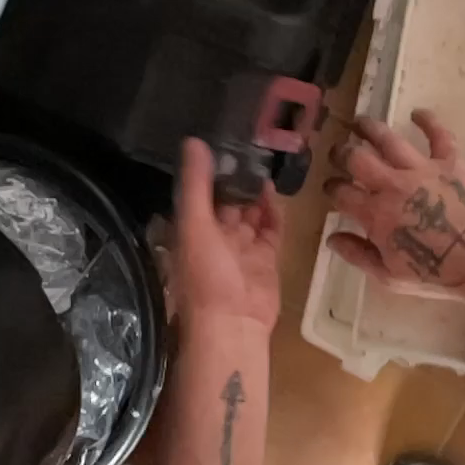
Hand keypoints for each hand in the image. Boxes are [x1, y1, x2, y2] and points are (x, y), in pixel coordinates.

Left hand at [173, 138, 282, 330]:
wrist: (234, 324)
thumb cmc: (206, 275)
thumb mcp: (194, 224)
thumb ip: (196, 185)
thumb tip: (193, 141)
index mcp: (191, 231)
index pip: (199, 195)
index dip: (208, 172)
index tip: (219, 142)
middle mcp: (215, 238)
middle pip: (226, 203)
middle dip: (235, 180)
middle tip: (248, 146)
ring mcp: (242, 249)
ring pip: (250, 214)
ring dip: (255, 193)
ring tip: (264, 163)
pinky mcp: (266, 259)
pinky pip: (271, 230)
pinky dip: (273, 212)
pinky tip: (274, 191)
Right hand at [323, 110, 464, 295]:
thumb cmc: (436, 275)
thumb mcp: (389, 276)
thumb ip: (357, 255)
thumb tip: (332, 238)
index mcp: (376, 214)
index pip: (341, 192)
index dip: (330, 188)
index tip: (330, 188)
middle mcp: (393, 185)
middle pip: (357, 158)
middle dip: (341, 153)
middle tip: (338, 152)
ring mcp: (423, 170)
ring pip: (388, 139)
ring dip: (369, 128)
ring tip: (359, 122)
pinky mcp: (451, 163)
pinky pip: (438, 135)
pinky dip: (428, 121)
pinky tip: (417, 113)